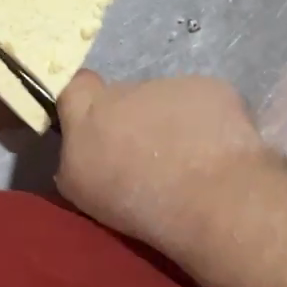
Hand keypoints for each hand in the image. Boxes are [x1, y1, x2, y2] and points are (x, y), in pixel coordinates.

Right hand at [55, 71, 270, 244]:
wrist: (209, 196)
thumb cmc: (135, 201)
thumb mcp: (79, 189)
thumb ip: (74, 157)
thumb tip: (80, 148)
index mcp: (87, 114)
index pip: (75, 87)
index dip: (83, 102)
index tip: (93, 127)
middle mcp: (125, 91)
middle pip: (122, 97)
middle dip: (130, 120)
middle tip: (145, 157)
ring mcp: (170, 86)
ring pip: (163, 100)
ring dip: (168, 122)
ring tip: (184, 158)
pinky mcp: (211, 88)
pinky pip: (200, 101)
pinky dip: (203, 121)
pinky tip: (212, 150)